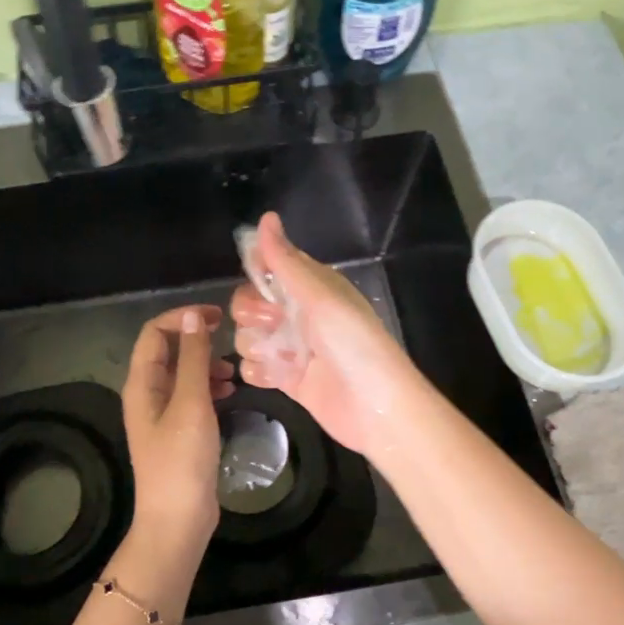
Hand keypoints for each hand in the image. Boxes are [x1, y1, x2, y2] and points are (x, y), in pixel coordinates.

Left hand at [120, 305, 234, 550]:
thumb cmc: (182, 461)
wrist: (177, 522)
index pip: (154, 333)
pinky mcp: (177, 433)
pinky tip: (230, 393)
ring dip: (206, 365)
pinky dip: (209, 388)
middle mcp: (146, 394)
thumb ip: (194, 359)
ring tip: (233, 373)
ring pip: (182, 374)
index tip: (218, 318)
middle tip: (230, 341)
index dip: (183, 318)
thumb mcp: (192, 404)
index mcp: (141, 384)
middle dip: (197, 341)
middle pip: (168, 351)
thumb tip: (193, 317)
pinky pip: (191, 397)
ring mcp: (161, 415)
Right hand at [230, 213, 429, 458]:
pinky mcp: (287, 379)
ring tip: (283, 358)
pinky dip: (259, 372)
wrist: (377, 408)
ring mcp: (291, 348)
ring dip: (255, 346)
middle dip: (251, 314)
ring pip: (247, 337)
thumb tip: (266, 216)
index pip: (268, 268)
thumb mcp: (321, 297)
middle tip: (273, 325)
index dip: (257, 276)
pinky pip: (254, 368)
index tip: (263, 288)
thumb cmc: (355, 344)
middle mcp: (299, 314)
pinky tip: (277, 377)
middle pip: (248, 303)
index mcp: (311, 287)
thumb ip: (287, 262)